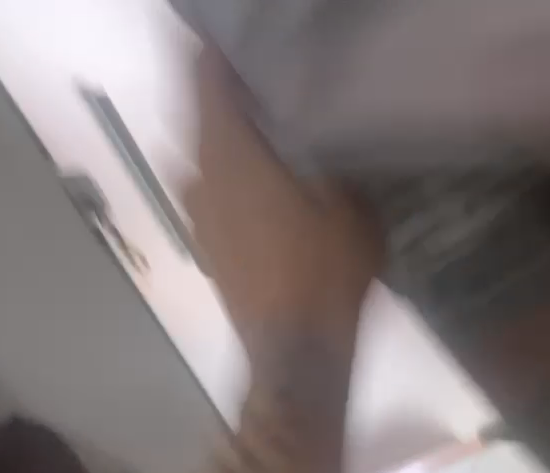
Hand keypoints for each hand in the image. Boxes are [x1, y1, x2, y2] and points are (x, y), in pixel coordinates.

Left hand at [181, 46, 380, 353]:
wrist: (296, 347)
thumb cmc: (327, 274)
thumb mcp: (354, 213)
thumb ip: (334, 166)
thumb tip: (326, 137)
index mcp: (228, 149)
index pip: (206, 74)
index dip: (222, 53)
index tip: (251, 47)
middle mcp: (196, 167)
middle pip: (205, 115)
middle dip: (238, 105)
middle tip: (280, 101)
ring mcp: (196, 207)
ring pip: (212, 158)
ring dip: (241, 151)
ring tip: (283, 155)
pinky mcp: (207, 240)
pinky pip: (220, 195)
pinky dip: (242, 188)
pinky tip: (278, 206)